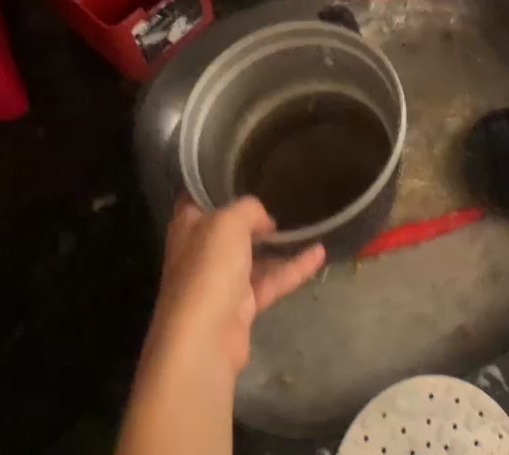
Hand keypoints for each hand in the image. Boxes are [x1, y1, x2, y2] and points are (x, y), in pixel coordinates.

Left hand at [143, 198, 325, 376]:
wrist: (203, 340)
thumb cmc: (208, 269)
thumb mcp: (229, 222)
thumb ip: (249, 209)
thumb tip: (263, 220)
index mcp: (188, 227)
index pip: (199, 197)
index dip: (217, 184)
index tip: (244, 168)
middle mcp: (200, 251)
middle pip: (229, 227)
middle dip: (253, 214)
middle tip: (283, 192)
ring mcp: (221, 281)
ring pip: (253, 255)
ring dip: (279, 243)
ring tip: (310, 222)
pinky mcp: (241, 306)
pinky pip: (271, 280)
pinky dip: (293, 268)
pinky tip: (320, 254)